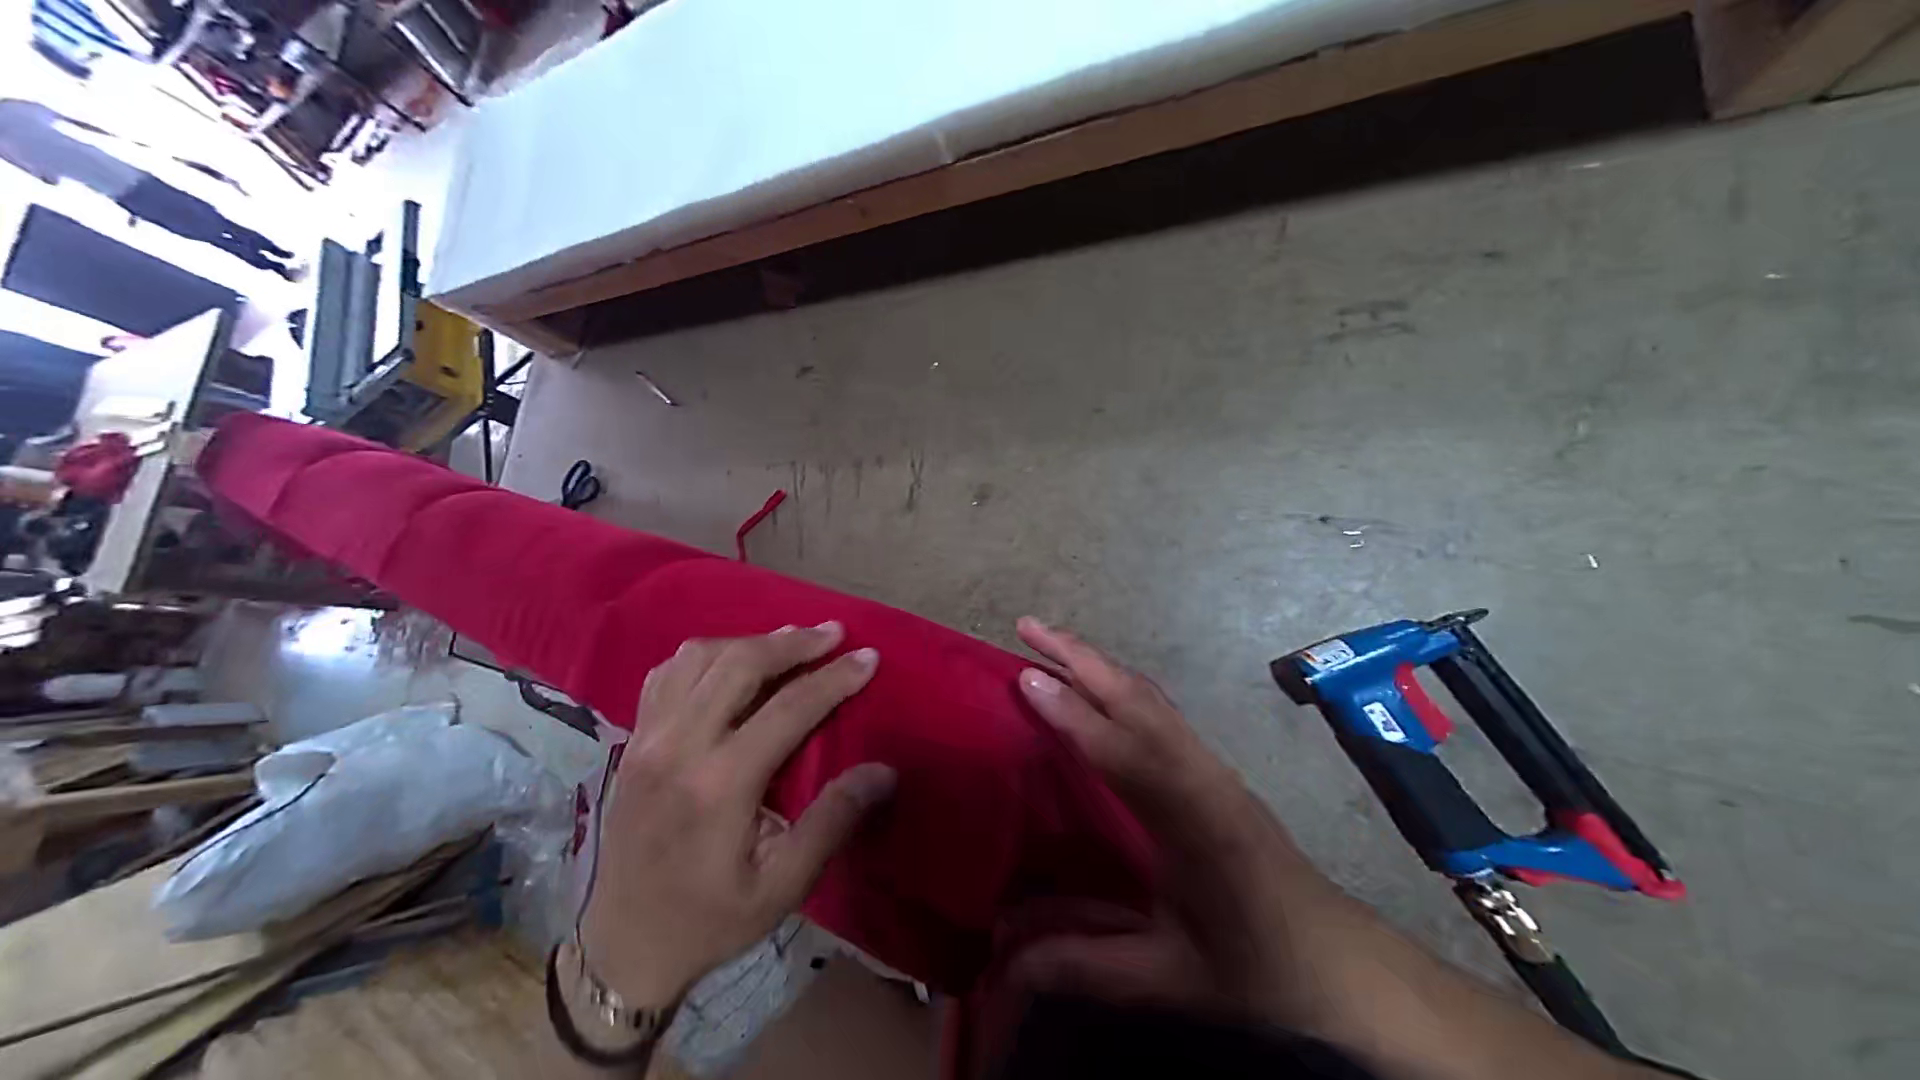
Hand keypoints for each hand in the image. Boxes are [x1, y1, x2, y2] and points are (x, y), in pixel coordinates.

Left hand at [580, 622, 896, 1005]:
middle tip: (833, 633)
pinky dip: (704, 656)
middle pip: (740, 664)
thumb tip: (885, 771)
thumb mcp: (784, 885)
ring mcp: (646, 739)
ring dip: (749, 642)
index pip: (789, 707)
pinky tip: (729, 663)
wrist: (623, 947)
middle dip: (793, 643)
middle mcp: (677, 747)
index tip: (868, 656)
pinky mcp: (630, 742)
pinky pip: (666, 674)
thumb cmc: (711, 920)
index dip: (834, 677)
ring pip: (697, 657)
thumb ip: (834, 820)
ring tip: (788, 643)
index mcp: (719, 784)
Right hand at [1011, 618, 1354, 1032]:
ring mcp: (1213, 766)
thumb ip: (1084, 964)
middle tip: (1027, 627)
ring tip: (1049, 642)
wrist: (1341, 961)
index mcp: (1197, 824)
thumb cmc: (1259, 968)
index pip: (1127, 754)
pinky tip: (1094, 685)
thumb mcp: (1170, 978)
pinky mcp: (1213, 767)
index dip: (1075, 714)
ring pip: (1151, 697)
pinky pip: (1159, 710)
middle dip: (1081, 657)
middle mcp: (1205, 777)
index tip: (1025, 678)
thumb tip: (1002, 962)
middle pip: (1140, 700)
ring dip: (1100, 663)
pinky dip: (1119, 684)